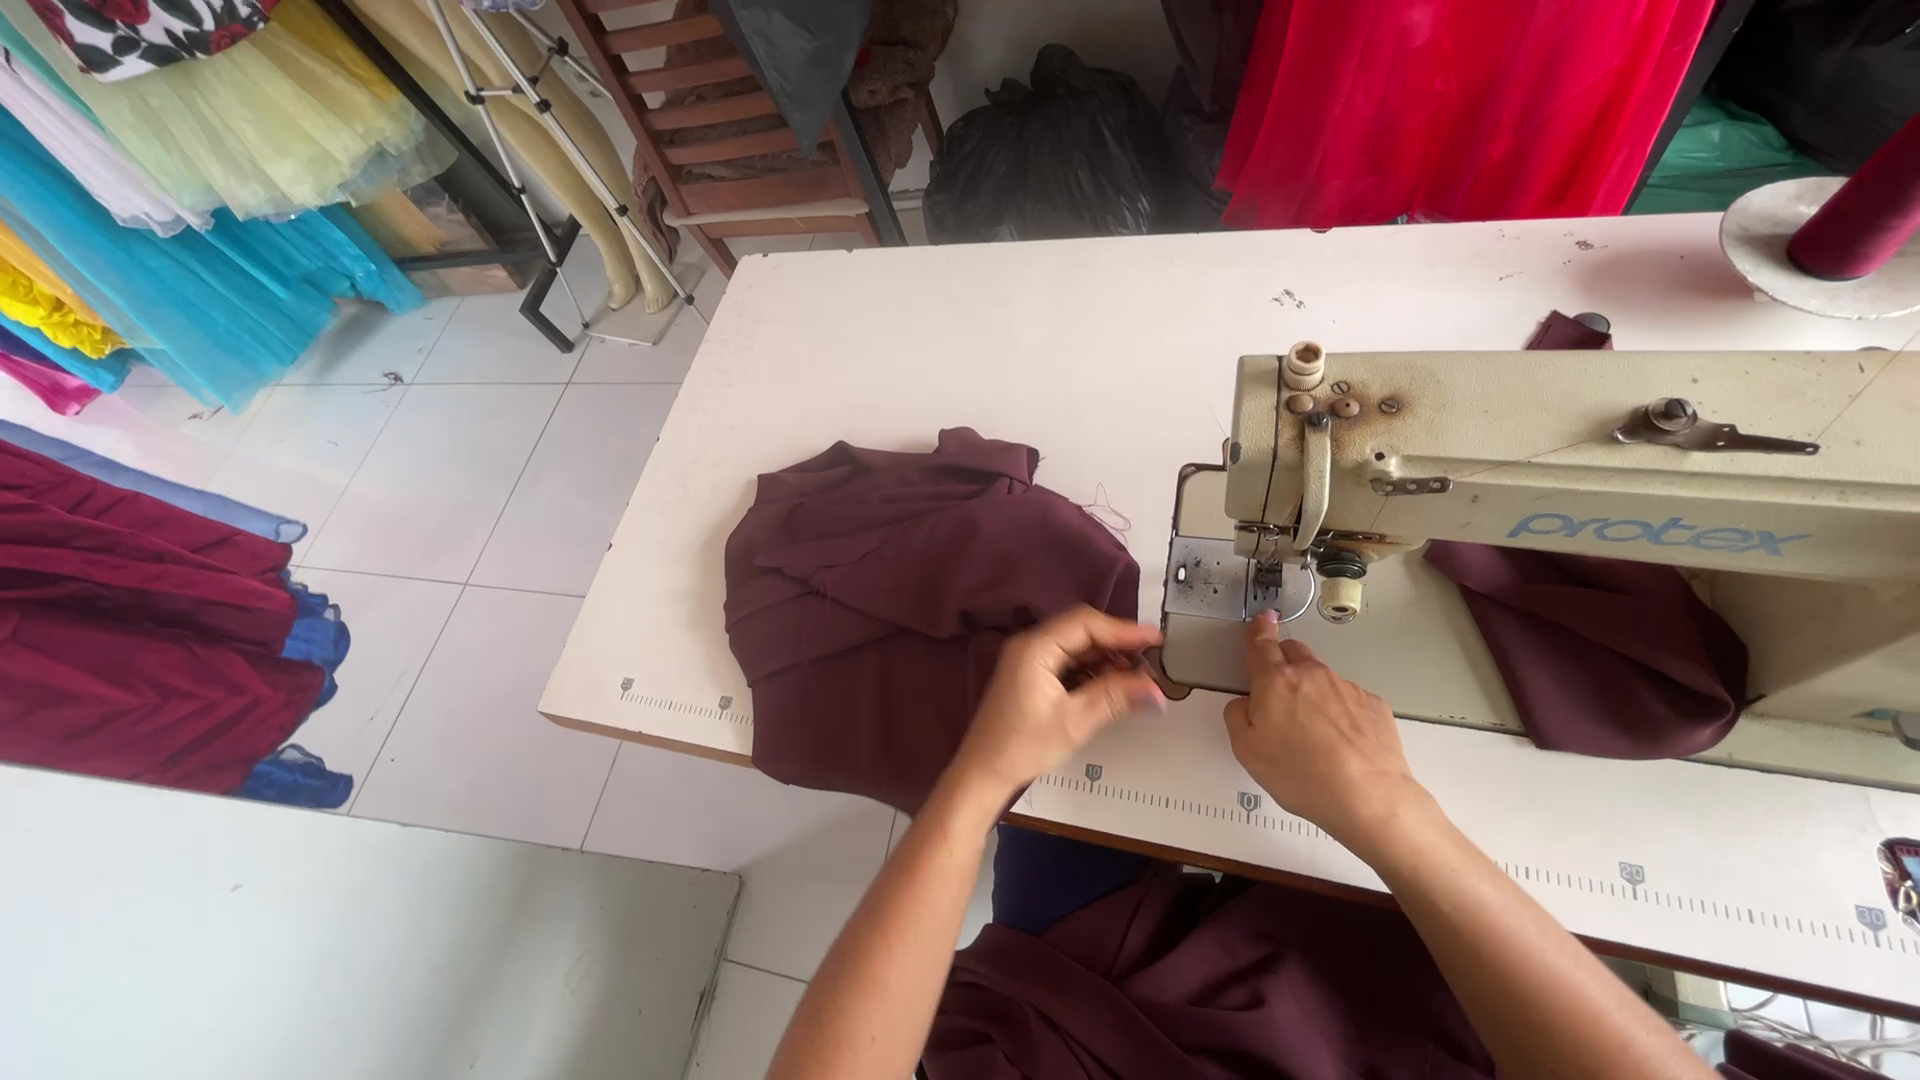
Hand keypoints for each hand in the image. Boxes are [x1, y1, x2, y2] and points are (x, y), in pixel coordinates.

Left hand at [950, 606, 1165, 797]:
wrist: (983, 772)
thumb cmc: (1022, 746)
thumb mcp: (1075, 721)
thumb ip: (1116, 698)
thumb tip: (1157, 691)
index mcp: (1035, 647)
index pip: (1085, 623)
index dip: (1123, 629)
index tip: (1156, 640)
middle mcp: (1031, 646)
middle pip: (1082, 632)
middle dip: (1118, 645)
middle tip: (1151, 662)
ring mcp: (1030, 660)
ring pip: (1078, 648)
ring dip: (1107, 660)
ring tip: (1138, 678)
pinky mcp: (1033, 677)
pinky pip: (1069, 664)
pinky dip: (1093, 672)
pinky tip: (1114, 687)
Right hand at [1223, 611, 1427, 847]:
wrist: (1369, 797)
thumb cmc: (1302, 775)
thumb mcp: (1247, 751)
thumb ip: (1237, 717)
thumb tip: (1245, 704)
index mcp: (1275, 681)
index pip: (1262, 644)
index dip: (1259, 629)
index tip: (1262, 618)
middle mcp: (1312, 675)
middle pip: (1294, 652)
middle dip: (1283, 662)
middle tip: (1278, 694)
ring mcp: (1347, 688)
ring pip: (1322, 677)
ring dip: (1312, 691)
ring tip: (1313, 733)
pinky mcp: (1374, 705)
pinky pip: (1348, 699)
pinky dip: (1340, 711)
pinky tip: (1340, 742)